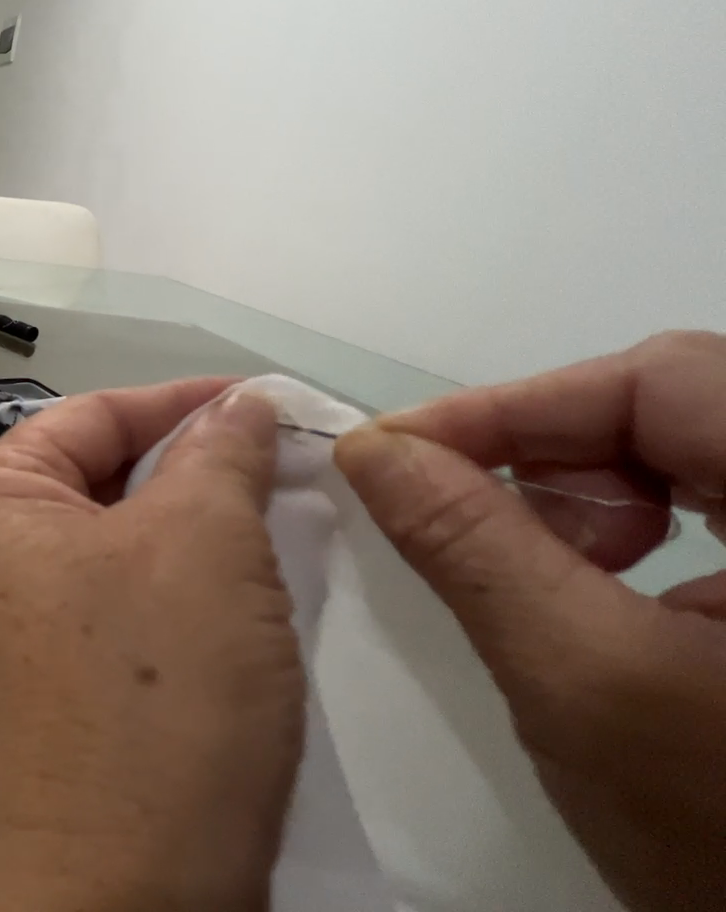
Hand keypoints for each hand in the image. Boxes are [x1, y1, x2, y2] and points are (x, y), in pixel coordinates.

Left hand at [0, 378, 298, 911]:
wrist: (128, 867)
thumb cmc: (155, 685)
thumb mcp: (202, 540)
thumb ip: (218, 452)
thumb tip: (238, 402)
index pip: (88, 416)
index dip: (181, 400)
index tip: (264, 396)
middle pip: (91, 470)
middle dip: (183, 460)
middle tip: (277, 451)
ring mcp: (1, 605)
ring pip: (105, 529)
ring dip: (182, 515)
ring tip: (268, 503)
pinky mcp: (39, 656)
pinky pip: (104, 583)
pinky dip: (166, 568)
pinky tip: (230, 571)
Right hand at [334, 330, 725, 911]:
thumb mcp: (581, 678)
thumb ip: (470, 546)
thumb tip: (368, 449)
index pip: (667, 381)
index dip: (515, 404)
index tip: (396, 453)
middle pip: (675, 403)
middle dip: (540, 450)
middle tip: (451, 506)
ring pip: (684, 447)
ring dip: (575, 488)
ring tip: (528, 559)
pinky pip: (706, 499)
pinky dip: (613, 522)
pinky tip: (584, 578)